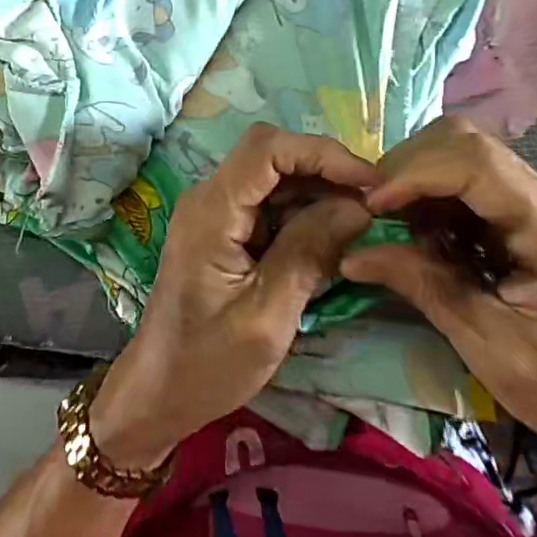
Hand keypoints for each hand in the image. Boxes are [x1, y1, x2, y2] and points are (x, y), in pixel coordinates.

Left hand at [91, 124, 381, 466]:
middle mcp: (208, 198)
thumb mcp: (267, 315)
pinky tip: (334, 234)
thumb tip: (359, 205)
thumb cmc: (208, 362)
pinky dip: (302, 211)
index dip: (322, 153)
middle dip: (326, 170)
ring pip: (272, 177)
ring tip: (365, 219)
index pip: (266, 149)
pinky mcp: (222, 230)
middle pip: (270, 156)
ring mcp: (213, 213)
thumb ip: (309, 252)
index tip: (372, 182)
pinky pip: (267, 203)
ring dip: (318, 190)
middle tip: (376, 203)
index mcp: (211, 211)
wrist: (160, 388)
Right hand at [340, 116, 536, 468]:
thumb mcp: (489, 345)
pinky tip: (424, 233)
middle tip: (376, 209)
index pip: (475, 164)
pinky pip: (477, 183)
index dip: (413, 174)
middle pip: (470, 144)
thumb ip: (422, 285)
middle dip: (410, 167)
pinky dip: (437, 195)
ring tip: (395, 222)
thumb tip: (352, 254)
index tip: (371, 207)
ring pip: (470, 155)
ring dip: (421, 178)